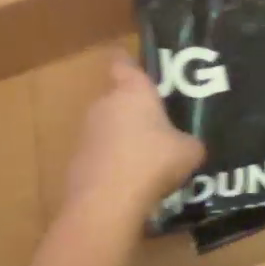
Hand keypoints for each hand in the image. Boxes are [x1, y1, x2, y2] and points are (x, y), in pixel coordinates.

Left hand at [64, 53, 203, 222]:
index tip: (138, 70)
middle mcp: (105, 104)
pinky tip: (128, 184)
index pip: (124, 64)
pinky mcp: (76, 160)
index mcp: (133, 91)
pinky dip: (111, 164)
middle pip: (118, 98)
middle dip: (134, 111)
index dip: (129, 65)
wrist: (107, 202)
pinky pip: (99, 155)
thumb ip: (189, 142)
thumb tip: (189, 145)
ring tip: (145, 161)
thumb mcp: (188, 151)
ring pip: (107, 128)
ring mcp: (86, 132)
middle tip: (157, 128)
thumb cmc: (153, 162)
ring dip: (122, 139)